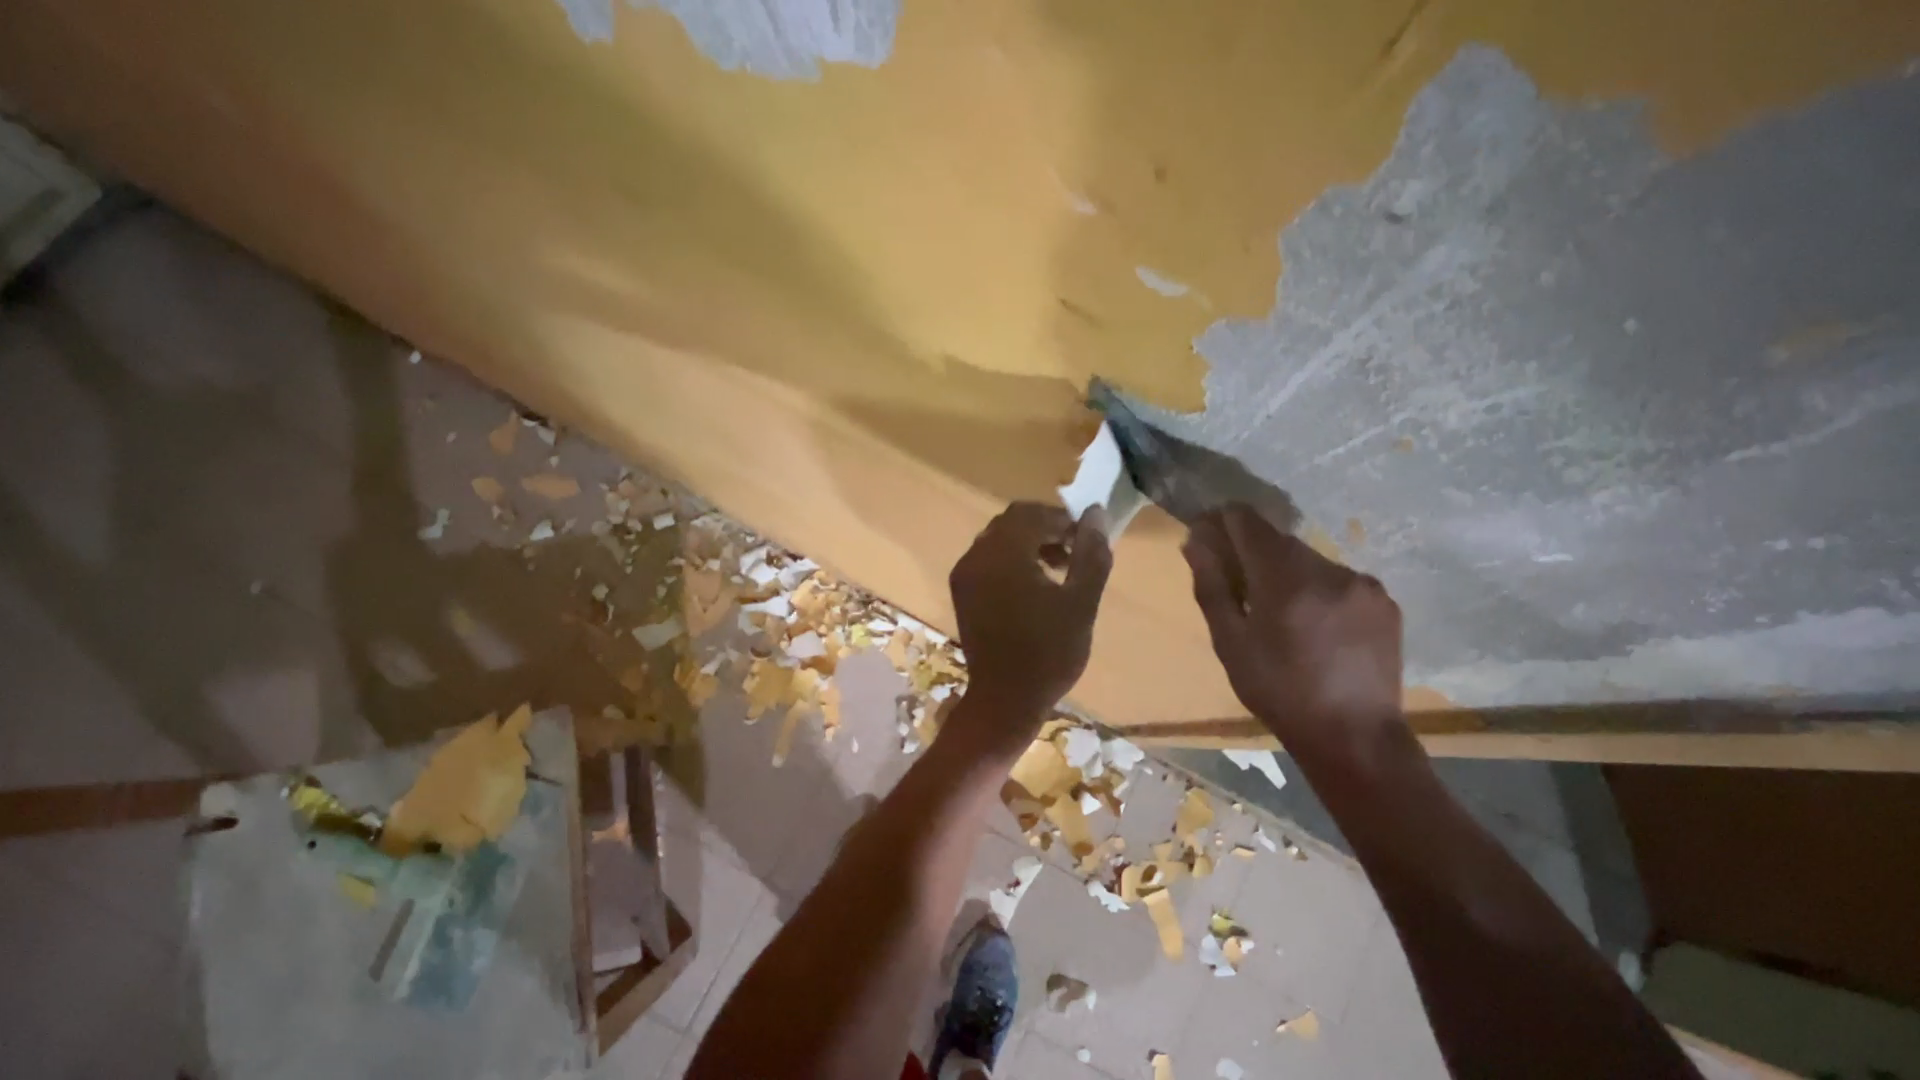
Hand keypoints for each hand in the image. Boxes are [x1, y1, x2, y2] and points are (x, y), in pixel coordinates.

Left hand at [949, 502, 1112, 719]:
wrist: (1005, 700)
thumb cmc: (1049, 653)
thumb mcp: (1081, 602)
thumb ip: (1090, 553)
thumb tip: (1096, 513)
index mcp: (1002, 553)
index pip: (1032, 513)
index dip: (1063, 518)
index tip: (1088, 538)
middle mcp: (976, 556)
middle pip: (1012, 522)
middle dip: (1046, 528)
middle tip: (1076, 552)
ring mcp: (964, 576)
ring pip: (999, 541)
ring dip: (1030, 544)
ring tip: (1062, 569)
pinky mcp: (962, 594)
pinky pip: (988, 561)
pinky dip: (1013, 561)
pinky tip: (1036, 586)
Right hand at [1183, 504, 1403, 743]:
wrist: (1355, 737)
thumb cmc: (1279, 693)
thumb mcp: (1231, 644)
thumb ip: (1212, 586)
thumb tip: (1195, 541)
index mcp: (1285, 578)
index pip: (1248, 521)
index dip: (1223, 522)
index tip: (1208, 536)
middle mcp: (1328, 568)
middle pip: (1280, 541)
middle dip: (1254, 554)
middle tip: (1238, 587)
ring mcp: (1363, 583)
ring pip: (1311, 562)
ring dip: (1289, 575)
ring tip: (1281, 616)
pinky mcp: (1385, 602)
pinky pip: (1341, 582)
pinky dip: (1321, 592)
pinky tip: (1316, 628)